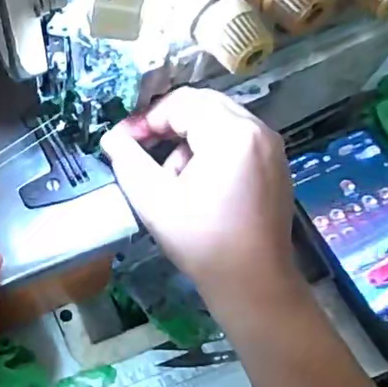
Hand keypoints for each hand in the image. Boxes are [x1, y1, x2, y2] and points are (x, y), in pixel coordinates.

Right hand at [101, 88, 298, 309]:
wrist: (252, 282)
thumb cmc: (201, 241)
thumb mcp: (154, 201)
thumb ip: (128, 161)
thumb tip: (112, 138)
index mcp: (231, 133)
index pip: (181, 103)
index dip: (146, 118)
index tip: (123, 141)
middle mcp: (258, 131)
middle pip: (203, 106)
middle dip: (167, 125)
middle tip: (141, 150)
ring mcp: (271, 148)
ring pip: (219, 123)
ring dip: (188, 140)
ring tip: (171, 179)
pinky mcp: (275, 166)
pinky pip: (236, 141)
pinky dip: (210, 152)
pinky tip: (197, 187)